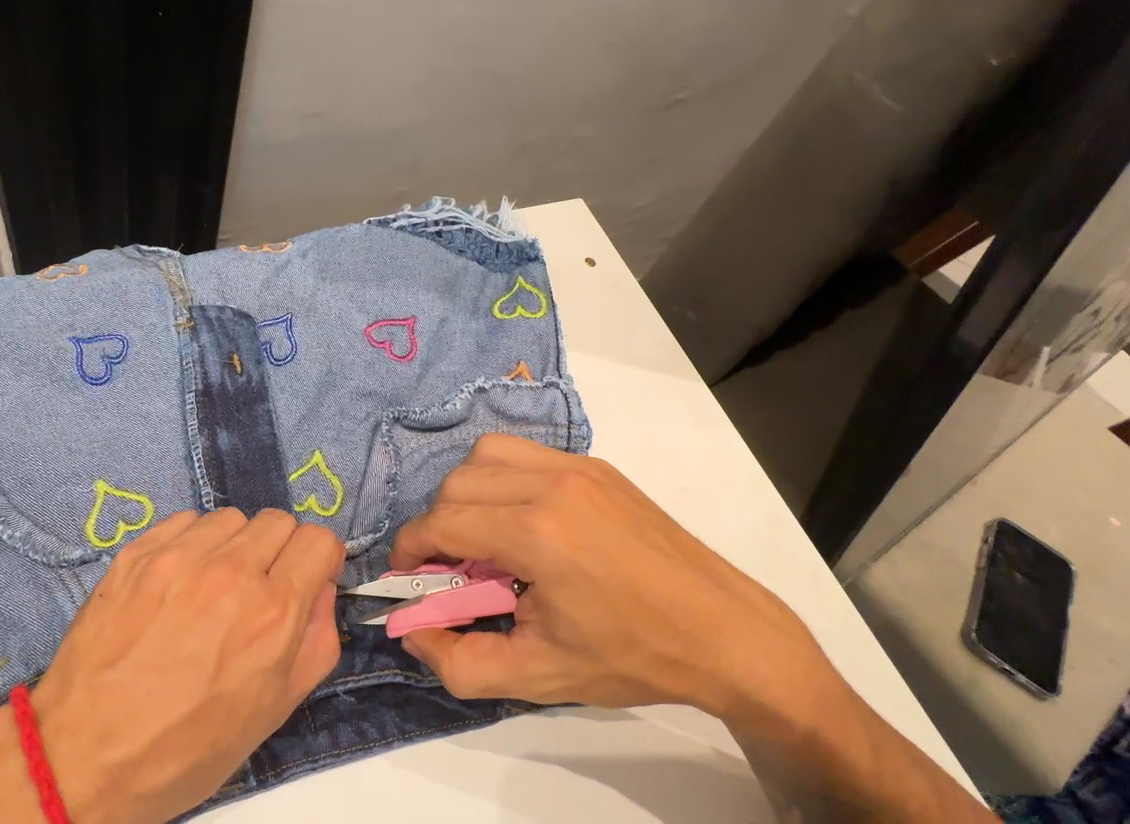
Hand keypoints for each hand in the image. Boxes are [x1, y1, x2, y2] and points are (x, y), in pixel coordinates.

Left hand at [33, 508, 344, 823]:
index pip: (319, 540)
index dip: (318, 560)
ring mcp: (178, 556)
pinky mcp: (137, 552)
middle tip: (258, 588)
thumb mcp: (274, 710)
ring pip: (230, 518)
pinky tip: (177, 582)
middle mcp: (230, 572)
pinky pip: (183, 521)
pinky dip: (191, 543)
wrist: (86, 755)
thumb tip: (319, 589)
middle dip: (279, 551)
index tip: (304, 580)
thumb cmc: (188, 747)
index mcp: (272, 613)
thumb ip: (315, 641)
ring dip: (233, 544)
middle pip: (278, 521)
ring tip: (213, 586)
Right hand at [390, 433, 825, 719]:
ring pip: (486, 454)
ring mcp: (577, 467)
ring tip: (481, 536)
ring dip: (466, 492)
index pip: (442, 522)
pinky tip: (519, 519)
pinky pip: (524, 453)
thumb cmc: (631, 657)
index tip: (406, 577)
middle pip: (457, 484)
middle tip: (448, 568)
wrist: (723, 633)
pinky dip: (501, 477)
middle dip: (436, 524)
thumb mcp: (539, 676)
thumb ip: (459, 662)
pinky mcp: (596, 466)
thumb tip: (411, 631)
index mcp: (537, 534)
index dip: (410, 549)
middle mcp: (552, 484)